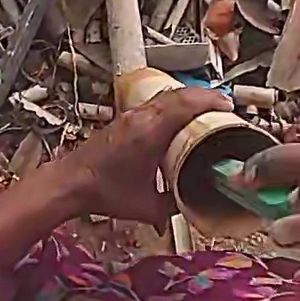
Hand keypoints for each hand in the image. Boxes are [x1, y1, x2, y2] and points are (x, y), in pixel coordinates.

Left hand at [56, 87, 232, 228]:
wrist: (71, 182)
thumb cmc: (106, 192)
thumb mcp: (146, 206)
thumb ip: (174, 203)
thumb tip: (195, 201)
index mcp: (149, 132)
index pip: (185, 105)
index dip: (209, 101)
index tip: (229, 106)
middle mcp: (141, 117)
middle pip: (178, 94)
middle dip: (204, 96)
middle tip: (225, 105)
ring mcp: (131, 115)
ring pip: (166, 96)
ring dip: (189, 98)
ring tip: (208, 108)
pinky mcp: (125, 118)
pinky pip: (156, 103)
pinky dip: (174, 103)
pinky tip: (182, 115)